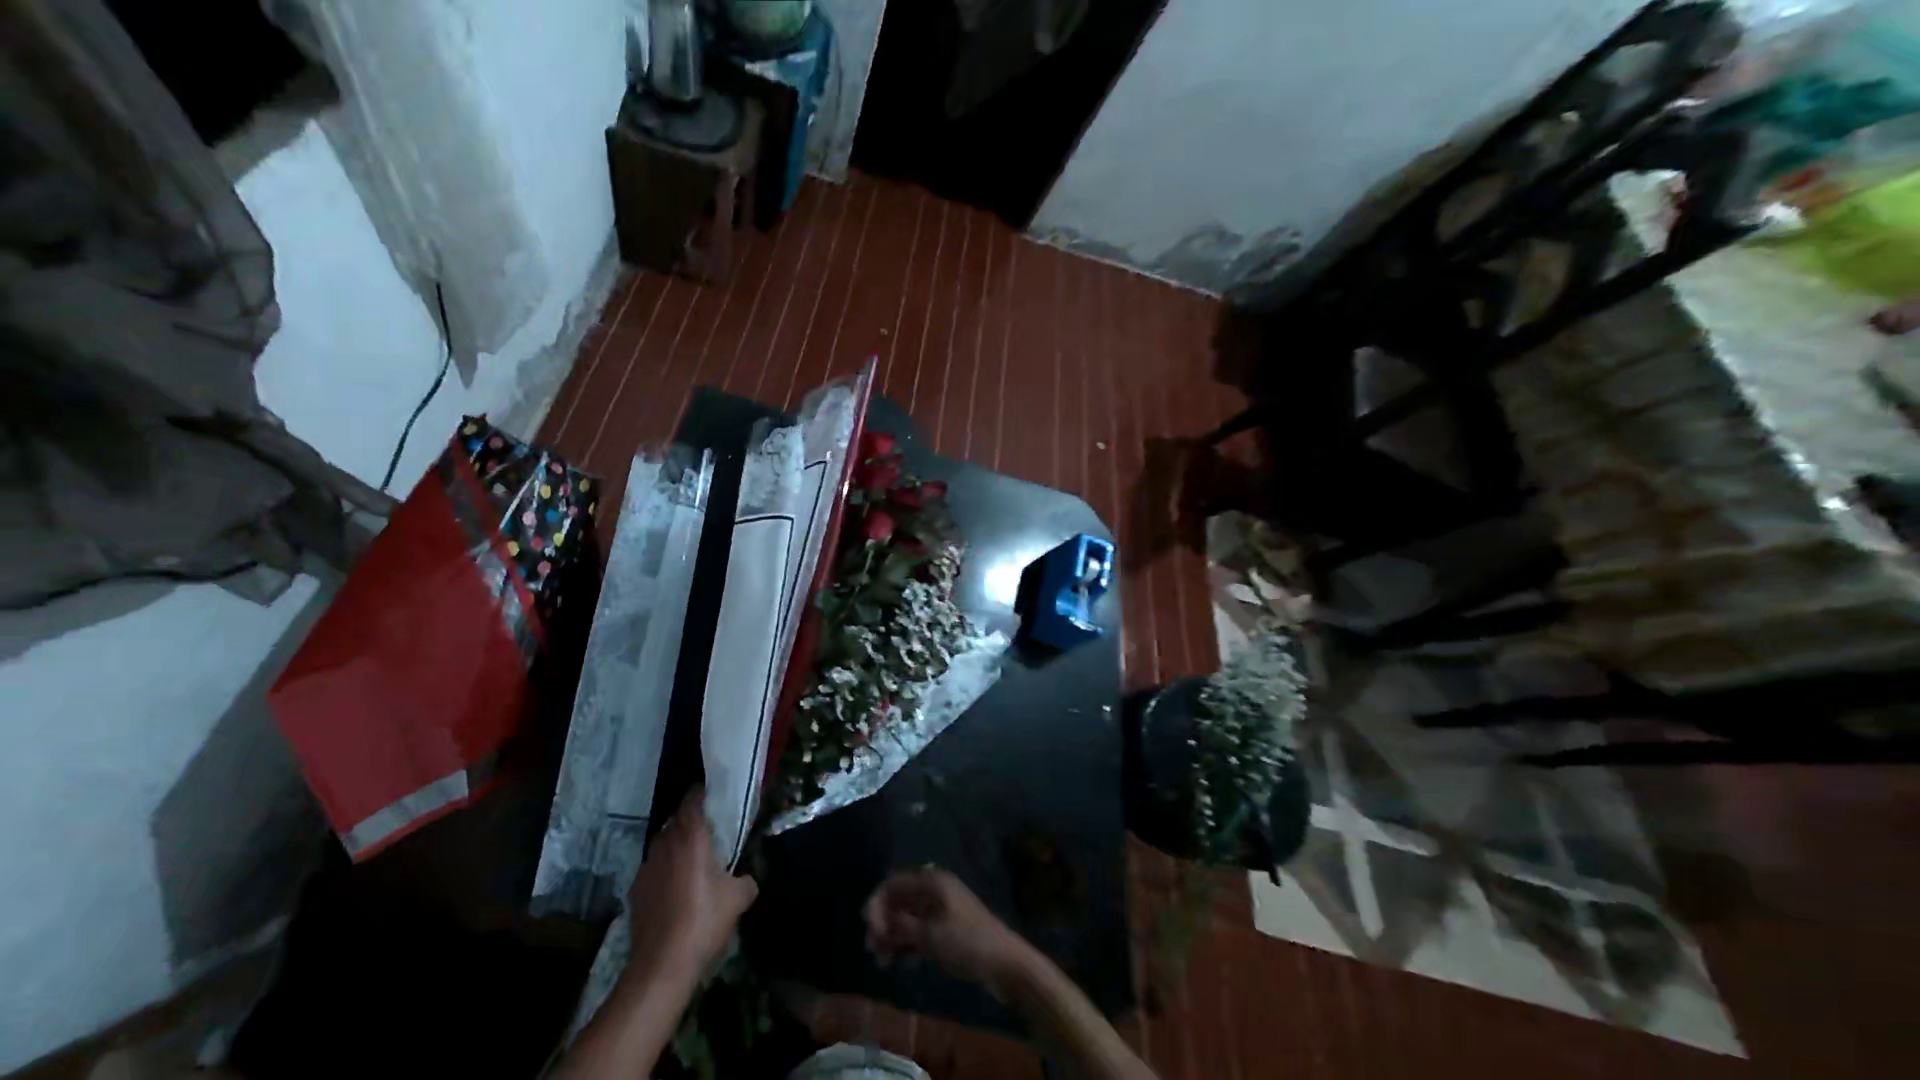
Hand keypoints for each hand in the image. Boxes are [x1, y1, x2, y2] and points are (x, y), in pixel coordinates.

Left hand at [625, 786, 758, 982]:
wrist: (661, 965)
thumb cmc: (704, 921)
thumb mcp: (739, 898)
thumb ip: (747, 879)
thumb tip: (747, 877)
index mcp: (691, 838)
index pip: (692, 800)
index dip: (702, 793)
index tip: (715, 793)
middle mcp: (665, 845)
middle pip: (676, 821)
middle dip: (692, 820)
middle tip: (712, 829)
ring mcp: (646, 868)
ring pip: (663, 844)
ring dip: (677, 845)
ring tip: (695, 860)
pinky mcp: (635, 890)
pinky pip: (654, 868)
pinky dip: (666, 869)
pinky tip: (678, 889)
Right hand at [863, 869, 1031, 990]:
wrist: (1006, 964)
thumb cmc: (968, 943)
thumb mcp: (930, 936)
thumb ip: (900, 926)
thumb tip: (876, 921)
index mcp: (932, 882)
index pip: (893, 883)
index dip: (876, 904)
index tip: (869, 931)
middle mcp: (935, 891)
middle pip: (898, 900)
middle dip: (882, 922)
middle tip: (873, 950)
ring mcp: (941, 910)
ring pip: (906, 917)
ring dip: (892, 936)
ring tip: (883, 961)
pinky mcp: (945, 929)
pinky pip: (917, 930)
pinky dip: (905, 943)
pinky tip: (897, 962)